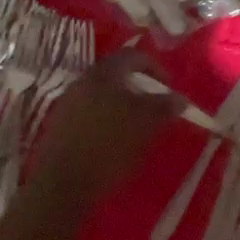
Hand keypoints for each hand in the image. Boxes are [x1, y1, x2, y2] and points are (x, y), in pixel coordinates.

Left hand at [22, 50, 172, 221]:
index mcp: (103, 73)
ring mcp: (67, 103)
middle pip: (116, 75)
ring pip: (102, 95)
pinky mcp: (59, 126)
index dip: (156, 68)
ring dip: (122, 105)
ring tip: (138, 126)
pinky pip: (89, 113)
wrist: (63, 183)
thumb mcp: (147, 124)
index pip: (133, 56)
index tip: (170, 88)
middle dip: (139, 88)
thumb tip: (179, 98)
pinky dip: (106, 120)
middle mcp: (82, 81)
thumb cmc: (110, 146)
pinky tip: (115, 141)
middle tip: (155, 106)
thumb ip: (165, 106)